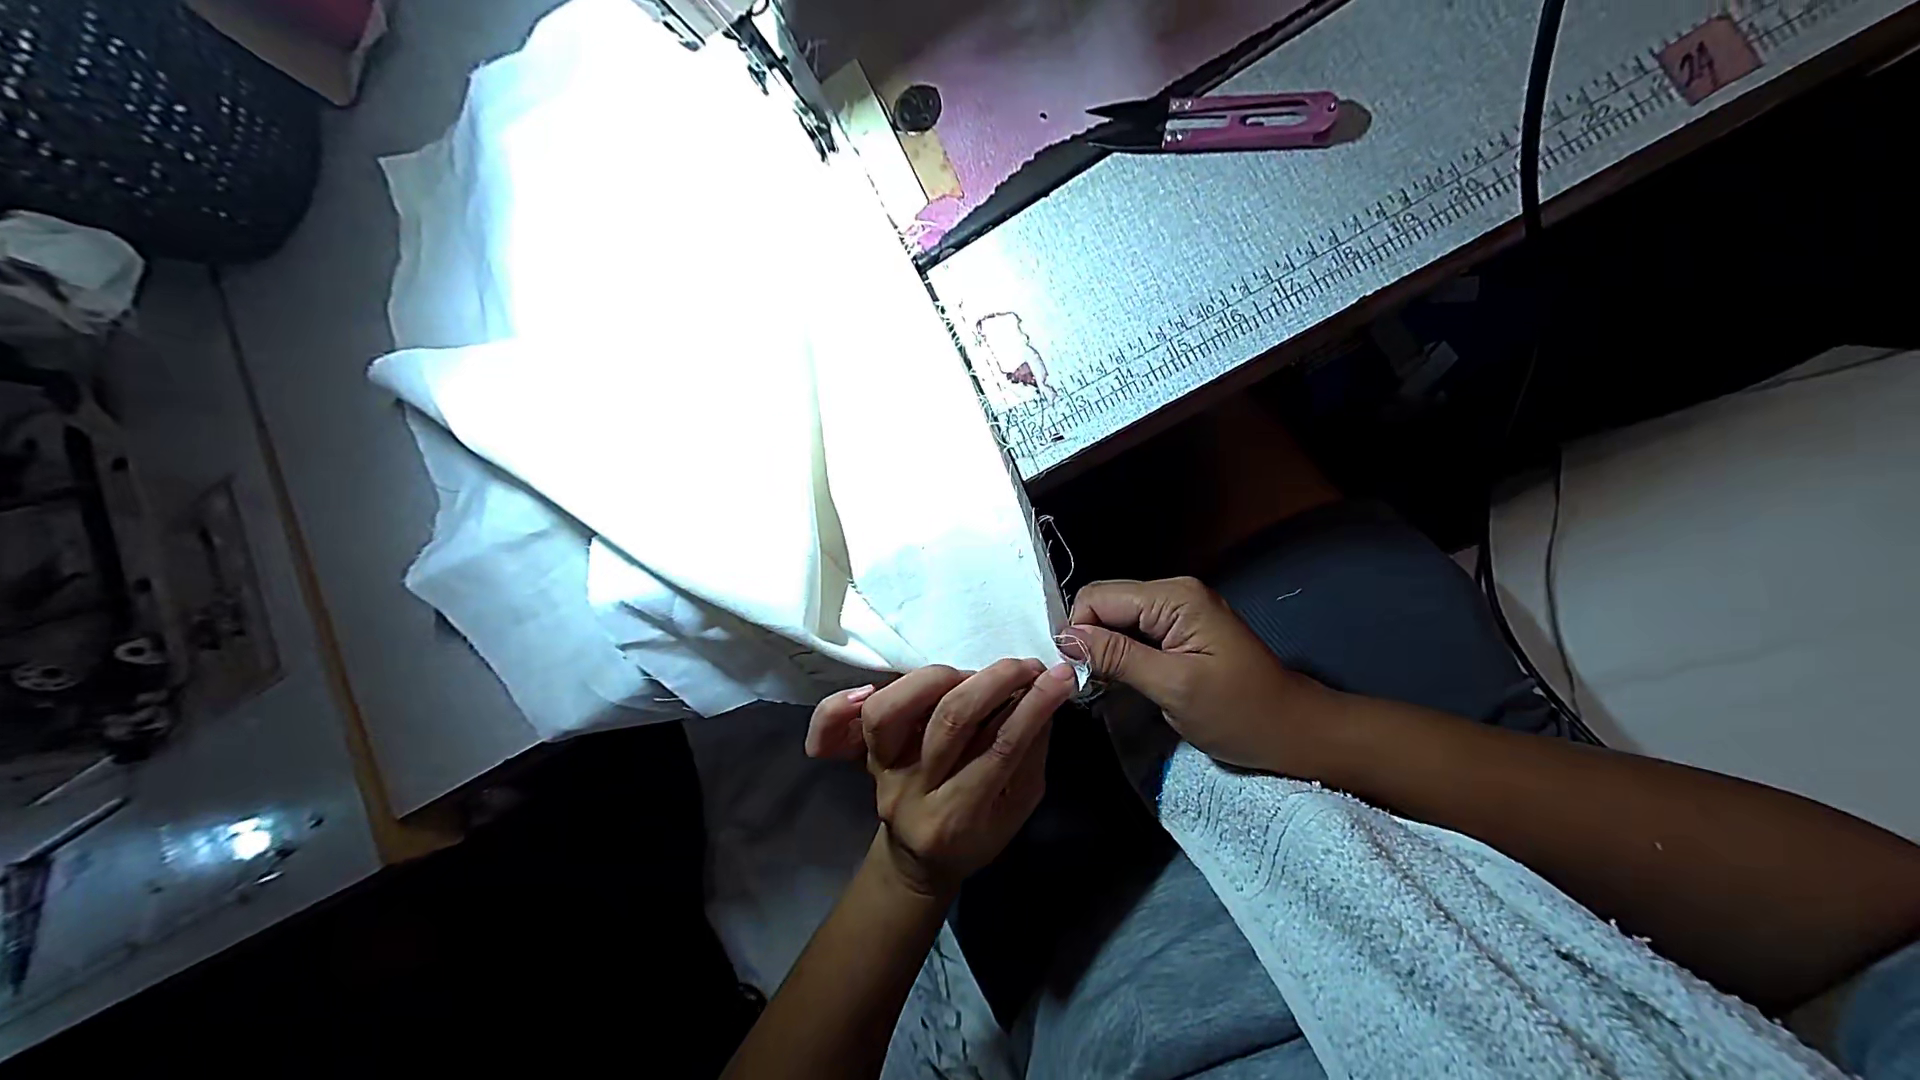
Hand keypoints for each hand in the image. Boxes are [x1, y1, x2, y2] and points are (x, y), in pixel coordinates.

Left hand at [809, 660, 1076, 898]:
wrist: (916, 857)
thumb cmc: (977, 834)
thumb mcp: (1017, 808)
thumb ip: (1030, 755)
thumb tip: (1044, 698)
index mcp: (959, 819)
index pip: (1001, 749)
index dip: (1034, 706)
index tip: (1061, 676)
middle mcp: (914, 793)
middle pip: (952, 721)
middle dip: (996, 682)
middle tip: (1028, 665)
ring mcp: (884, 769)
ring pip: (905, 707)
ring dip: (953, 678)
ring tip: (983, 674)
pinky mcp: (868, 750)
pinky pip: (874, 709)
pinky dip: (907, 683)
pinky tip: (942, 676)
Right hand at [1068, 577, 1322, 770]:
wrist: (1293, 732)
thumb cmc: (1240, 713)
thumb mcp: (1173, 686)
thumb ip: (1117, 657)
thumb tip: (1065, 639)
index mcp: (1174, 597)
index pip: (1098, 597)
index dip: (1079, 632)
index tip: (1078, 673)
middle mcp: (1172, 592)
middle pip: (1104, 603)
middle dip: (1089, 639)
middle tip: (1090, 682)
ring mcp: (1177, 610)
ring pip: (1114, 618)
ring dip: (1103, 649)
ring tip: (1105, 684)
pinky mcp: (1178, 629)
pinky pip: (1132, 631)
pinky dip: (1120, 653)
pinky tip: (1123, 678)